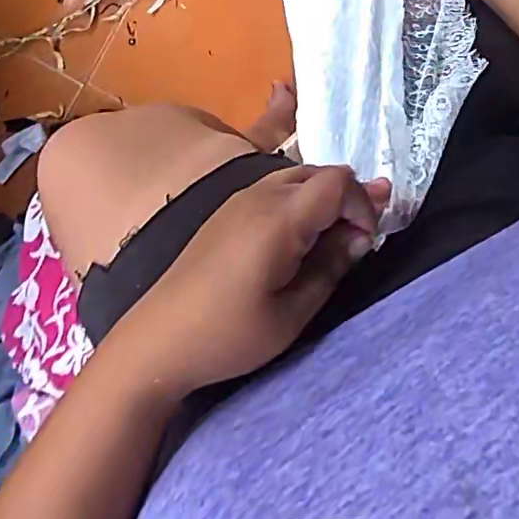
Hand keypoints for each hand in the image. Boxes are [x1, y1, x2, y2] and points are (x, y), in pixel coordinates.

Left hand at [105, 166, 391, 399]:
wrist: (153, 345)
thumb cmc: (228, 336)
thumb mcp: (292, 314)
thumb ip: (332, 265)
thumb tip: (361, 235)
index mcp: (279, 218)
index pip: (339, 181)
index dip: (363, 204)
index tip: (365, 241)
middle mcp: (261, 195)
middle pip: (323, 172)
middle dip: (349, 199)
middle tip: (358, 238)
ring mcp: (241, 198)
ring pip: (301, 175)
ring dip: (325, 199)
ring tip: (331, 238)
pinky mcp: (229, 209)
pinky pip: (279, 186)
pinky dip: (302, 200)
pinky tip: (298, 237)